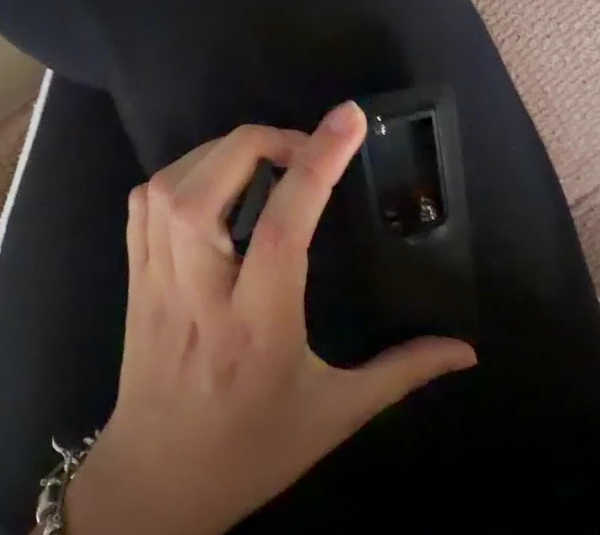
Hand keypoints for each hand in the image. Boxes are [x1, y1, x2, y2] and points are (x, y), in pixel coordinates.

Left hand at [66, 101, 477, 534]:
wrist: (155, 482)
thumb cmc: (251, 448)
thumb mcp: (335, 415)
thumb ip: (401, 373)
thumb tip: (466, 351)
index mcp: (257, 327)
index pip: (284, 228)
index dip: (317, 163)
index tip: (348, 117)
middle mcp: (198, 294)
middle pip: (208, 189)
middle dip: (260, 143)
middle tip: (305, 146)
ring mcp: (155, 282)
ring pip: (169, 188)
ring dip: (220, 151)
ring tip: (265, 157)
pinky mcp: (133, 278)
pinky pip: (142, 204)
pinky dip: (179, 172)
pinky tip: (213, 180)